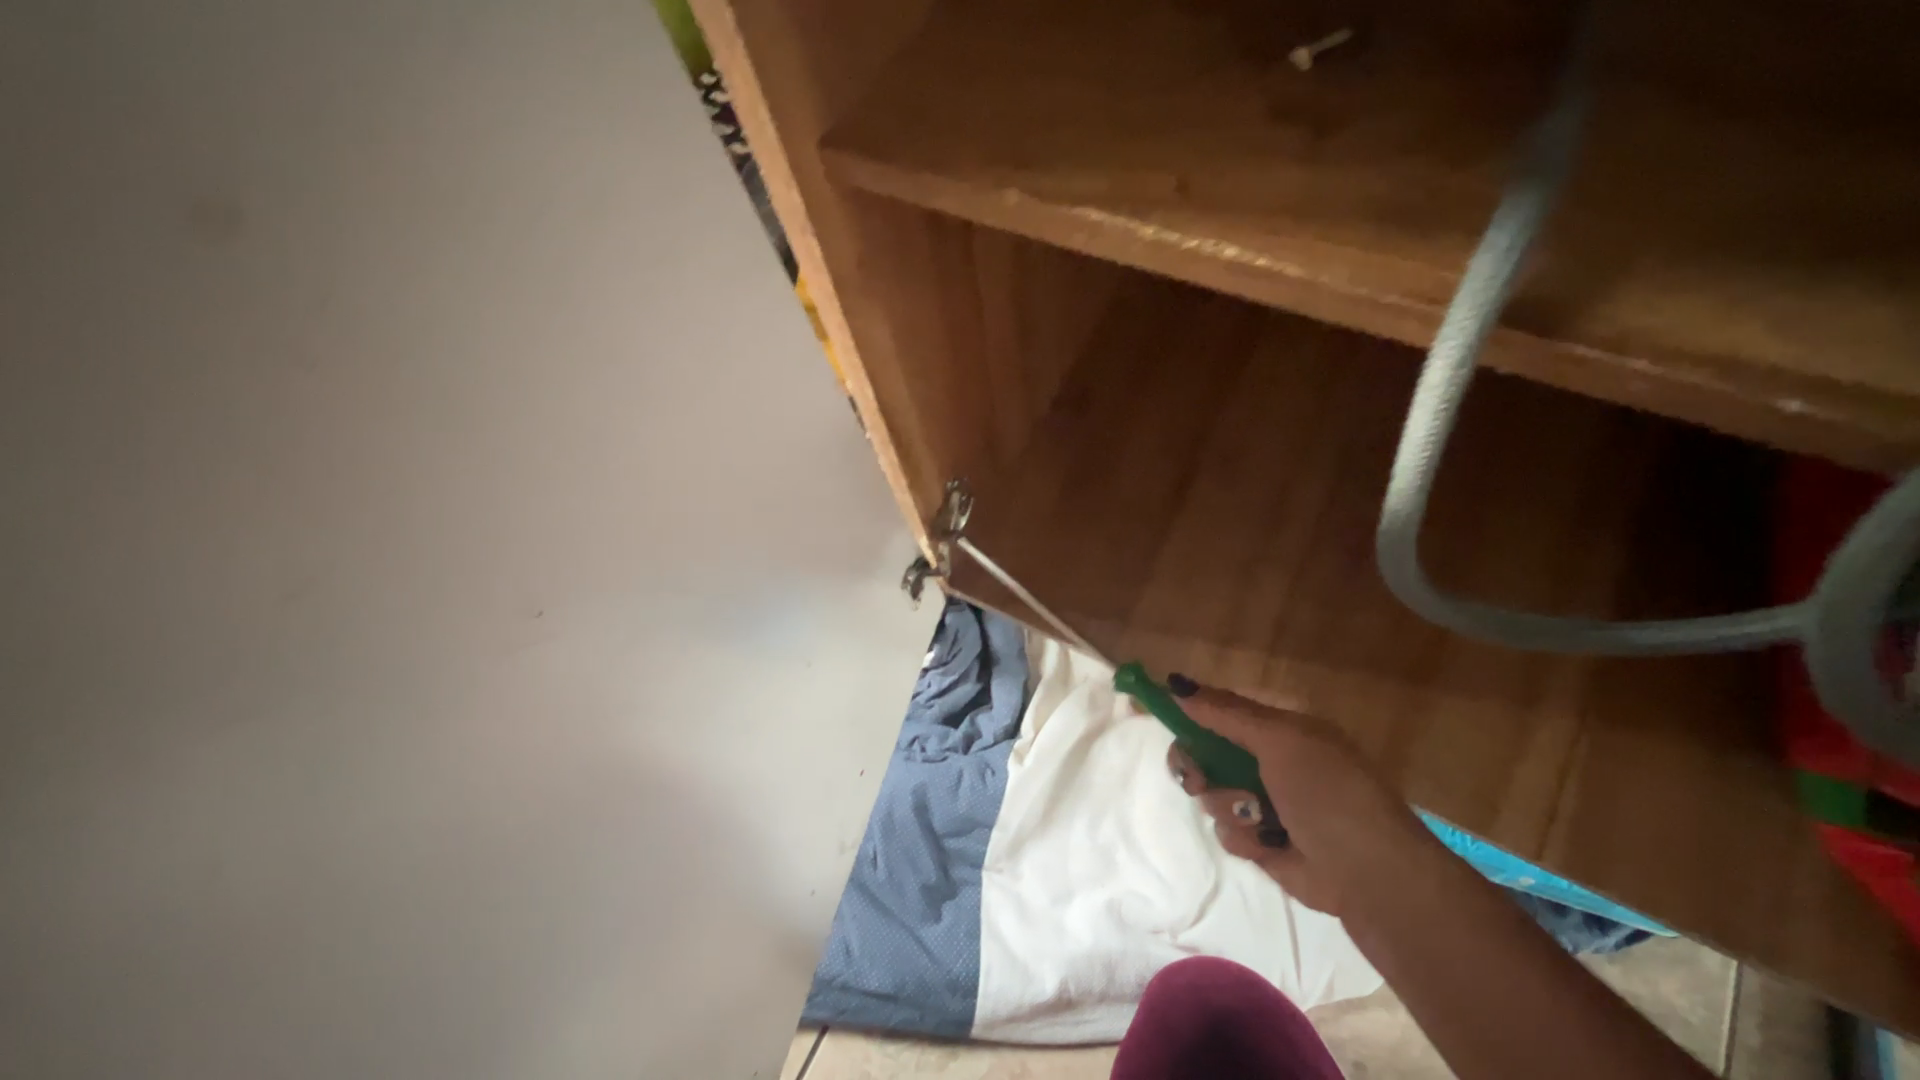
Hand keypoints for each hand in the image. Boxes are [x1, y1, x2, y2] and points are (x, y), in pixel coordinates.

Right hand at [1166, 682, 1438, 916]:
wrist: (1370, 873)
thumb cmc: (1328, 793)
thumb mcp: (1280, 740)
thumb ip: (1226, 713)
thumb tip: (1176, 683)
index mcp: (1284, 726)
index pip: (1223, 707)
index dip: (1189, 709)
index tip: (1154, 711)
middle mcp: (1271, 759)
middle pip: (1206, 750)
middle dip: (1198, 764)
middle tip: (1199, 779)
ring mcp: (1266, 801)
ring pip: (1211, 792)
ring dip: (1228, 804)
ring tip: (1257, 817)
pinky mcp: (1262, 840)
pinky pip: (1226, 829)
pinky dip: (1244, 836)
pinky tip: (1269, 843)